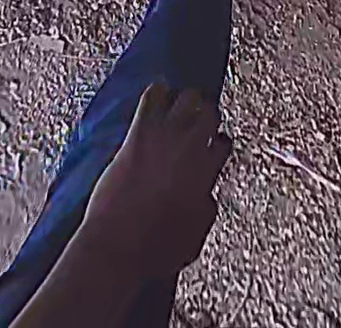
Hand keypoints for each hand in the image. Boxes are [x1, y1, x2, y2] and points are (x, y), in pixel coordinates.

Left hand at [81, 82, 232, 279]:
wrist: (117, 244)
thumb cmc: (154, 248)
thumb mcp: (193, 238)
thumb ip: (206, 209)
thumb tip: (208, 194)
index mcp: (206, 174)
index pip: (223, 142)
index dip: (218, 141)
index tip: (212, 143)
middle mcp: (190, 149)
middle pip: (209, 111)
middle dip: (205, 114)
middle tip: (197, 118)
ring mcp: (165, 137)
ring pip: (186, 97)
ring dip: (184, 100)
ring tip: (179, 105)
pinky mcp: (139, 132)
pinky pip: (152, 96)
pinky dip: (157, 92)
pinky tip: (156, 97)